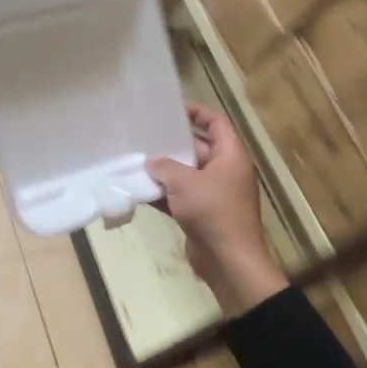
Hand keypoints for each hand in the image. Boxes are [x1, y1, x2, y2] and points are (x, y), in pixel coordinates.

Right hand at [147, 104, 285, 316]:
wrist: (228, 259)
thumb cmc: (212, 211)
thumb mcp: (184, 182)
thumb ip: (165, 166)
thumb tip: (152, 162)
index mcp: (230, 157)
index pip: (216, 124)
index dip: (196, 112)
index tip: (171, 108)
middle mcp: (225, 172)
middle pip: (198, 148)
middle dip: (172, 143)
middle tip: (145, 135)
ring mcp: (214, 194)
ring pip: (186, 174)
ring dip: (164, 170)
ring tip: (136, 160)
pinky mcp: (202, 214)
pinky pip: (180, 196)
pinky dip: (163, 193)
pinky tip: (139, 190)